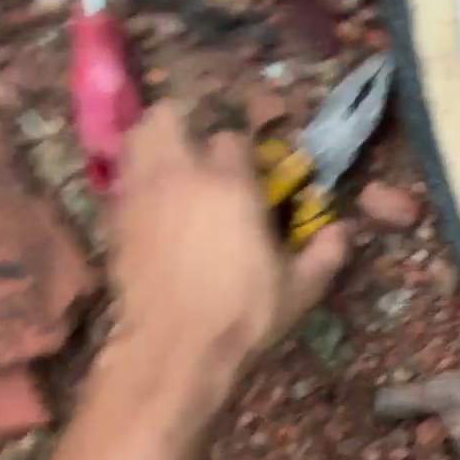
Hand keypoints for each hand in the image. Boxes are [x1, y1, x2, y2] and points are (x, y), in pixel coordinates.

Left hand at [105, 103, 348, 395]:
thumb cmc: (248, 312)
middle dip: (189, 125)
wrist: (178, 340)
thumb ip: (325, 253)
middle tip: (209, 151)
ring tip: (181, 167)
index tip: (261, 172)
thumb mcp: (302, 288)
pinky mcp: (117, 212)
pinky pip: (128, 173)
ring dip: (160, 142)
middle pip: (170, 119)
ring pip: (139, 137)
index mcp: (231, 188)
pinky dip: (144, 174)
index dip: (248, 151)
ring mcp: (142, 190)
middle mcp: (181, 175)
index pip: (233, 140)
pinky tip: (164, 202)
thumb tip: (342, 230)